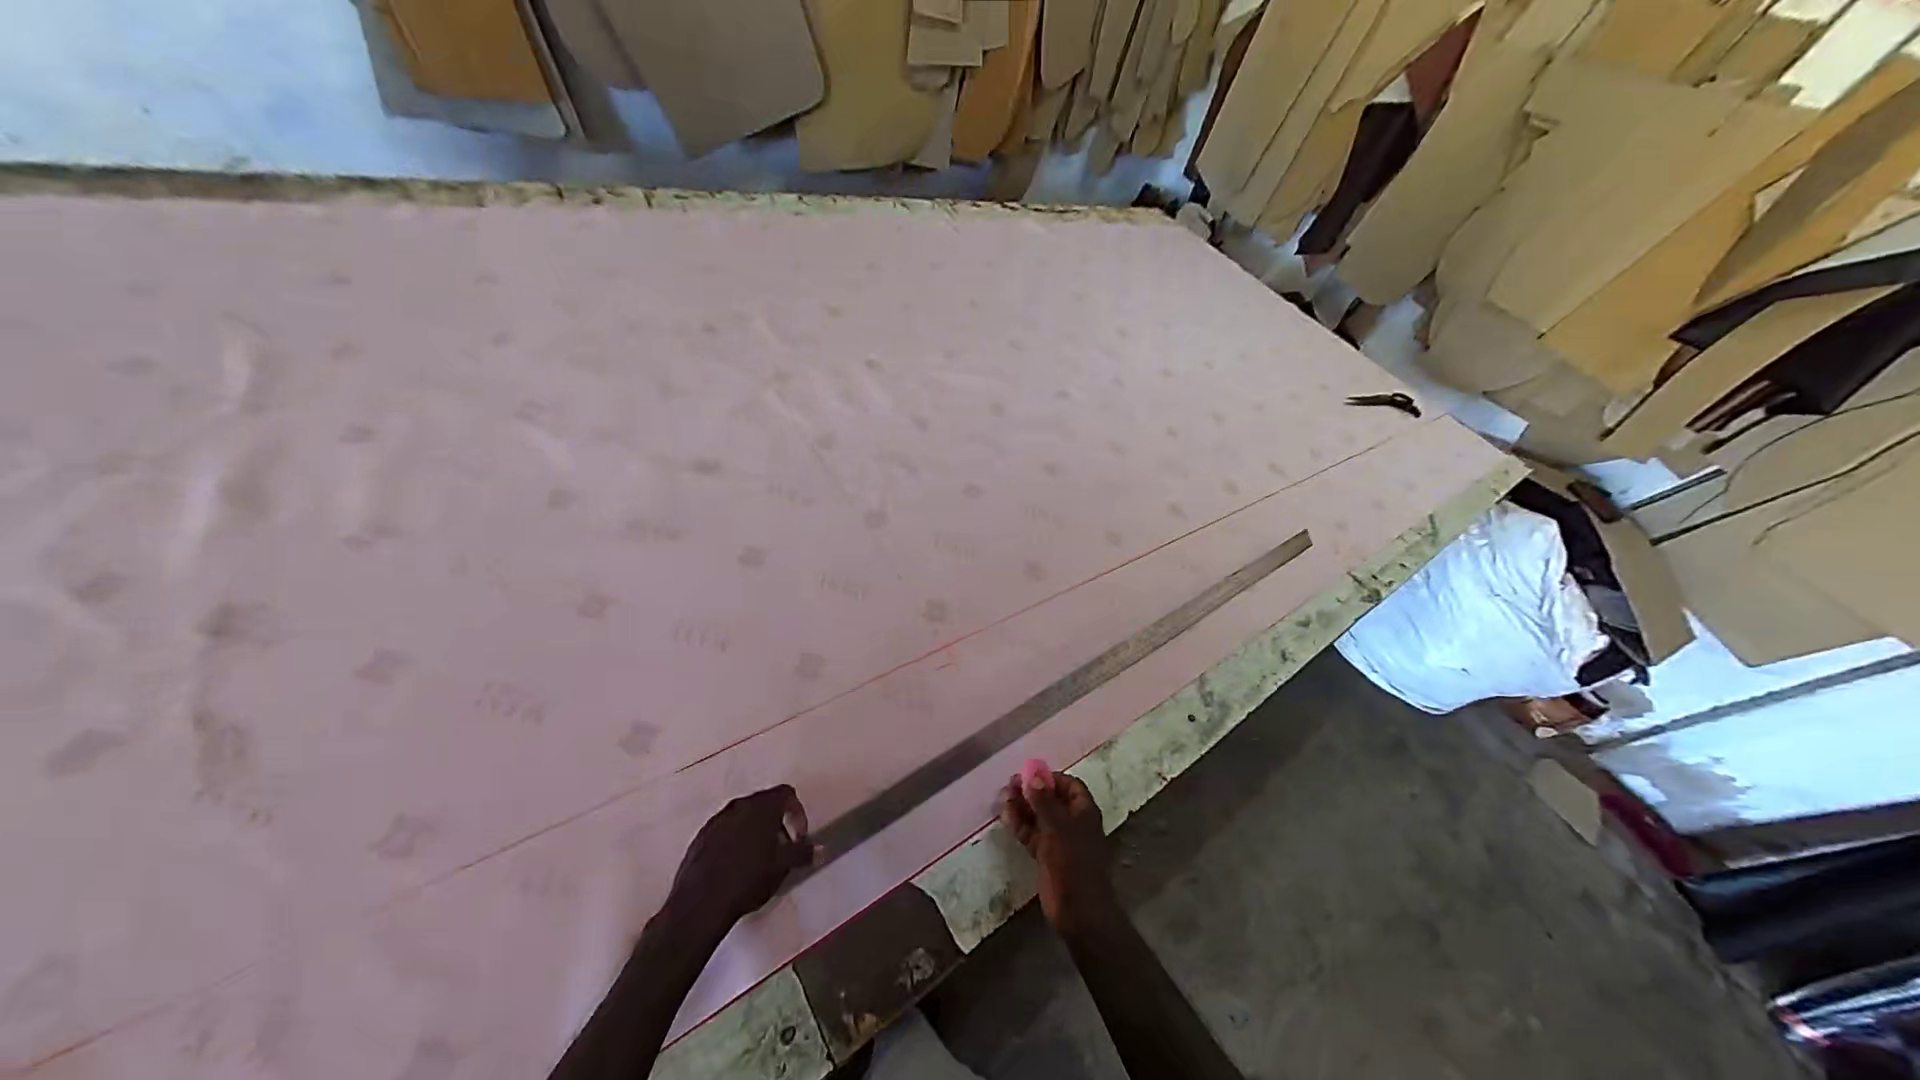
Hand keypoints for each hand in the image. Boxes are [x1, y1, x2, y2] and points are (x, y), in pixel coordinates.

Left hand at [666, 785, 814, 933]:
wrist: (701, 903)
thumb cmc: (747, 879)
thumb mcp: (783, 866)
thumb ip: (803, 853)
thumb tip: (818, 849)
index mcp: (762, 806)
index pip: (787, 794)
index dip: (798, 813)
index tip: (799, 836)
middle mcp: (738, 806)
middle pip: (764, 803)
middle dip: (777, 822)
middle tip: (783, 847)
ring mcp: (717, 821)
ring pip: (743, 817)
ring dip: (755, 831)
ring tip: (760, 860)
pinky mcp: (701, 837)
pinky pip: (725, 831)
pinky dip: (735, 841)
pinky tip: (737, 867)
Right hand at [999, 771, 1117, 935]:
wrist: (1078, 909)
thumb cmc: (1073, 862)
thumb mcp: (1058, 827)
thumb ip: (1044, 801)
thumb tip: (1033, 776)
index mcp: (1084, 811)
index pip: (1069, 785)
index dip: (1051, 778)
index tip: (1029, 774)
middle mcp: (1072, 822)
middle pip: (1051, 800)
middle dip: (1031, 791)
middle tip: (1009, 785)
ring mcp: (1059, 840)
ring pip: (1039, 817)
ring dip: (1022, 807)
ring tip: (1002, 798)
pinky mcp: (1046, 856)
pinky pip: (1032, 834)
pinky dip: (1019, 825)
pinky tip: (1005, 817)